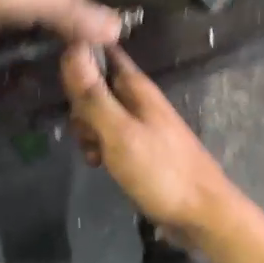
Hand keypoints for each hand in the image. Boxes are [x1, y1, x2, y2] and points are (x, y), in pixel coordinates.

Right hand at [62, 45, 240, 238]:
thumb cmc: (162, 172)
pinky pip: (110, 139)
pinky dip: (101, 150)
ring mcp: (141, 125)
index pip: (100, 54)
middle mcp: (139, 100)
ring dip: (88, 134)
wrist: (201, 214)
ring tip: (95, 156)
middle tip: (87, 134)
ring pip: (99, 116)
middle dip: (80, 109)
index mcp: (136, 87)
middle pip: (95, 88)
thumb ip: (94, 96)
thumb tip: (71, 47)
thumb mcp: (120, 133)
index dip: (76, 59)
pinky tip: (100, 166)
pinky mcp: (141, 148)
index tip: (61, 83)